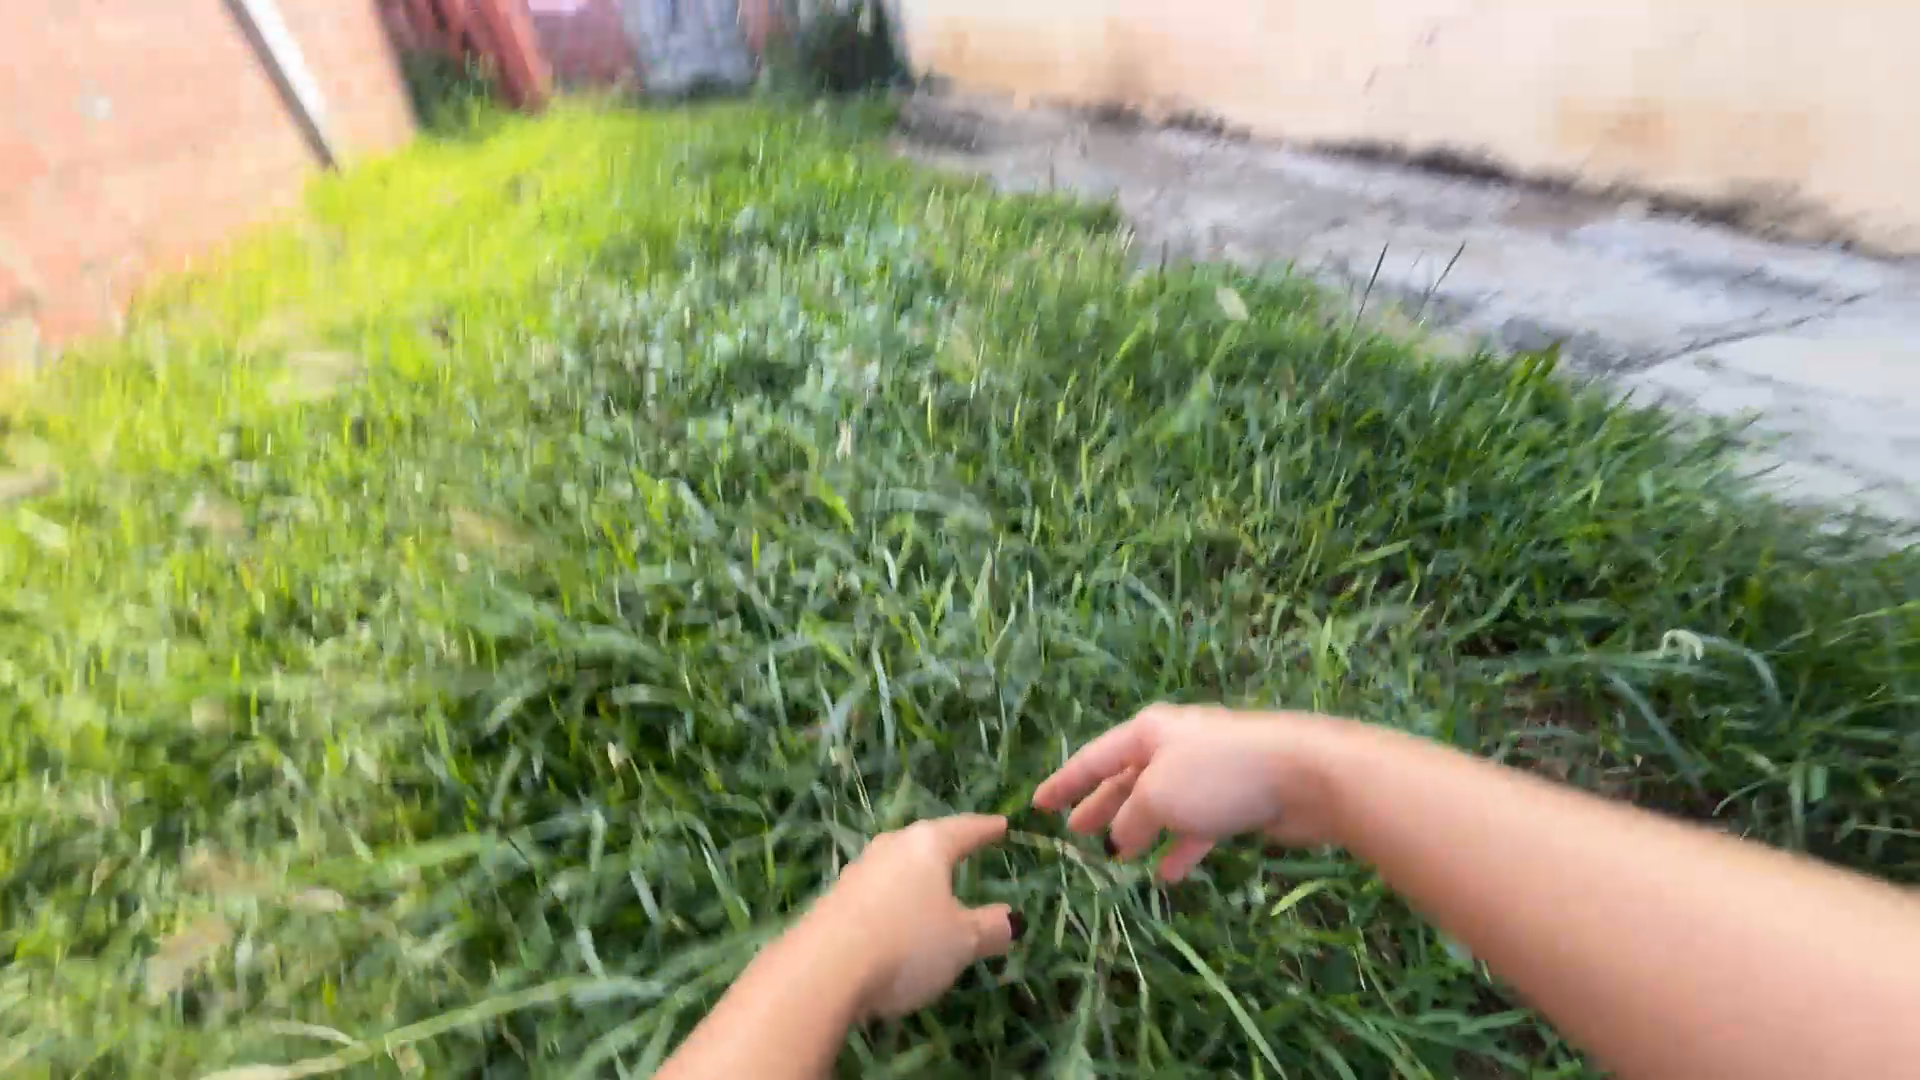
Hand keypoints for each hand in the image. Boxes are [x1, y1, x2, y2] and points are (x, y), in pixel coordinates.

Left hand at [801, 814, 1021, 1018]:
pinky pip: (876, 889)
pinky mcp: (836, 898)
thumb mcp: (961, 942)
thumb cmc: (907, 944)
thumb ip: (989, 928)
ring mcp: (860, 870)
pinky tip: (894, 916)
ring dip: (916, 873)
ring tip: (930, 882)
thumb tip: (1011, 919)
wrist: (823, 969)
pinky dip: (893, 898)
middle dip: (947, 845)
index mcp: (928, 846)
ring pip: (898, 863)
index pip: (965, 830)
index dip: (986, 829)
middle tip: (965, 847)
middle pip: (926, 840)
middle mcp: (893, 846)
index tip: (1001, 825)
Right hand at [1032, 704, 1352, 880]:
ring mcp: (1204, 772)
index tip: (1038, 803)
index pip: (1093, 758)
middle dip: (1099, 804)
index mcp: (1146, 733)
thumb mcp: (1158, 795)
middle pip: (1125, 778)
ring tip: (1115, 856)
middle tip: (1073, 830)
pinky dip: (1179, 847)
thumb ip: (1130, 818)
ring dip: (1137, 829)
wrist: (1303, 774)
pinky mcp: (1233, 800)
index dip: (1064, 782)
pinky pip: (1195, 825)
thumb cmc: (1216, 773)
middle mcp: (1171, 747)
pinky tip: (1166, 873)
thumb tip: (1119, 838)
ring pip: (1159, 803)